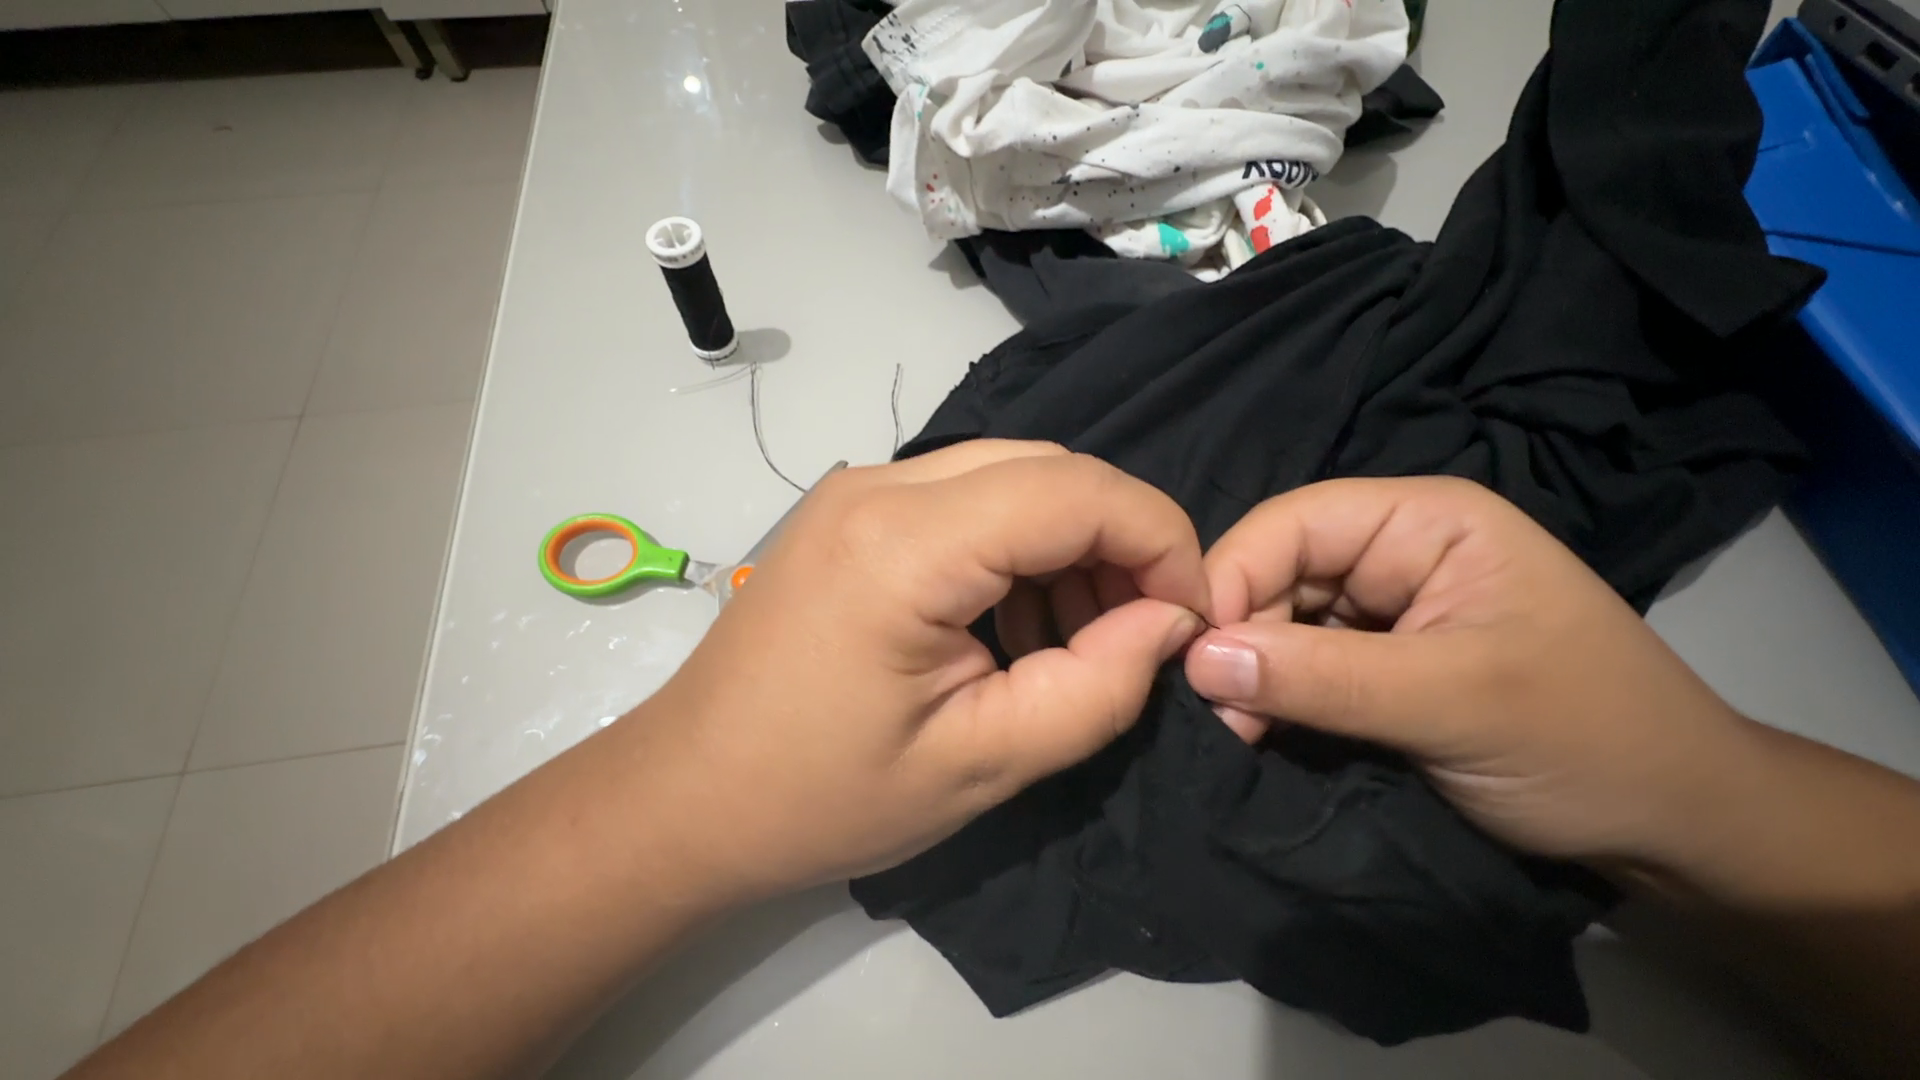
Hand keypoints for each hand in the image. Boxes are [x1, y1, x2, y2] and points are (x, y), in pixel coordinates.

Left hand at [633, 440, 1208, 900]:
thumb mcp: (980, 764)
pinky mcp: (851, 513)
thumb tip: (1166, 621)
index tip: (1187, 615)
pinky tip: (1016, 621)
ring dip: (1068, 543)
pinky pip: (965, 500)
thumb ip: (1095, 688)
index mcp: (905, 544)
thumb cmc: (823, 796)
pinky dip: (1017, 547)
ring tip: (1078, 637)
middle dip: (1118, 538)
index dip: (1158, 540)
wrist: (687, 795)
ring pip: (1011, 477)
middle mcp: (878, 486)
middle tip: (1140, 628)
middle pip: (1047, 469)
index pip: (1075, 490)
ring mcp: (857, 490)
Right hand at [1181, 476, 1759, 872]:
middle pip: (1275, 570)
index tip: (1192, 656)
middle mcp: (1393, 551)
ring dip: (1248, 674)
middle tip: (1216, 715)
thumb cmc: (1590, 740)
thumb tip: (1196, 661)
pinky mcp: (1373, 661)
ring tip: (1236, 734)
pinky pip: (1297, 663)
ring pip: (1277, 621)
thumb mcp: (1456, 703)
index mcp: (1423, 521)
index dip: (1232, 577)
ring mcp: (1381, 609)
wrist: (1678, 828)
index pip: (1292, 525)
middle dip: (1238, 637)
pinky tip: (1258, 732)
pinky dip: (1270, 697)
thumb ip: (1323, 678)